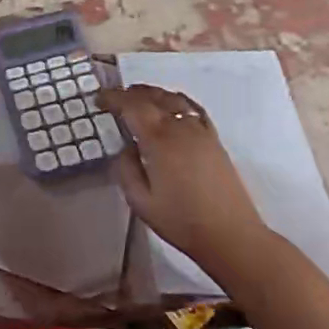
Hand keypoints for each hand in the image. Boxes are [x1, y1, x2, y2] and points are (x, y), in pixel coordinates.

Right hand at [101, 84, 264, 272]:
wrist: (230, 235)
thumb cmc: (181, 221)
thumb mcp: (140, 202)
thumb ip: (127, 169)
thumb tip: (126, 148)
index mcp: (159, 140)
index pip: (132, 107)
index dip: (113, 99)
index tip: (98, 99)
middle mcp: (180, 128)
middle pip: (152, 98)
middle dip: (129, 93)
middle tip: (113, 97)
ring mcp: (200, 131)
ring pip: (173, 99)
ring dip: (152, 93)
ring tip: (137, 96)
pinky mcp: (214, 139)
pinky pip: (193, 108)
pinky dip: (177, 100)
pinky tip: (171, 104)